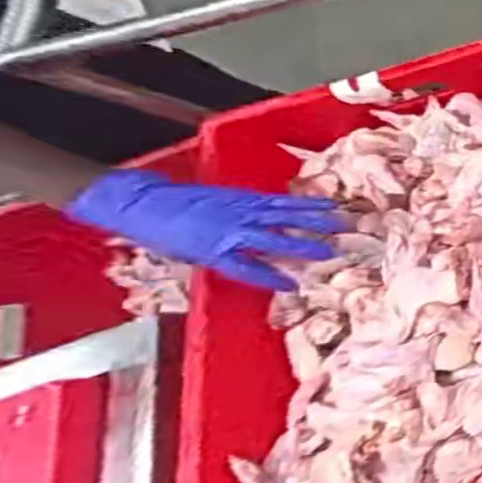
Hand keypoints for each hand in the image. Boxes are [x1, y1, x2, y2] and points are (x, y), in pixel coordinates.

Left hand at [65, 169, 345, 290]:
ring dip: (316, 220)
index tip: (294, 286)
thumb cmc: (161, 234)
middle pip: (276, 241)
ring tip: (343, 223)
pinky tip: (326, 203)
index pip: (249, 269)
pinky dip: (305, 202)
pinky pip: (281, 200)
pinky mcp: (246, 196)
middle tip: (333, 252)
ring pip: (285, 216)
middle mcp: (232, 231)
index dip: (272, 278)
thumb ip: (226, 259)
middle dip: (305, 247)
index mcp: (215, 251)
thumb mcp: (189, 255)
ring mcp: (242, 211)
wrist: (139, 203)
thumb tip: (259, 264)